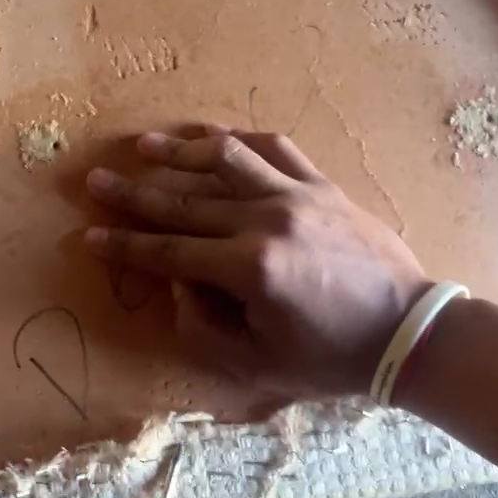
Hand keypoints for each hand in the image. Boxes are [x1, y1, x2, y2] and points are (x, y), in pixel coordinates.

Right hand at [84, 127, 430, 396]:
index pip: (168, 252)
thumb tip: (177, 280)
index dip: (124, 245)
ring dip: (179, 152)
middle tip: (96, 179)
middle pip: (185, 201)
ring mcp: (297, 195)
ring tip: (143, 145)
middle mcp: (267, 221)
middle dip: (134, 193)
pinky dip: (239, 139)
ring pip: (225, 160)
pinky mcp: (322, 185)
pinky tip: (213, 135)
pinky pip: (275, 148)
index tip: (88, 234)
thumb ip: (202, 324)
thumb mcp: (257, 362)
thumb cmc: (330, 357)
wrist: (409, 332)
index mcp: (249, 269)